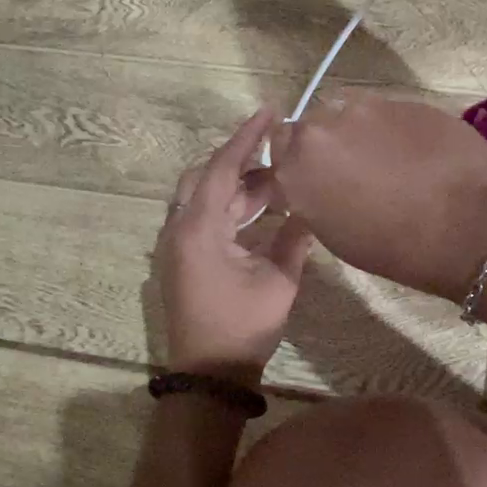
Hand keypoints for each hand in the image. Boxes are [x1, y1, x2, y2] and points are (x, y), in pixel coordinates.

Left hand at [154, 109, 312, 383]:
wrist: (208, 374)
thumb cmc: (242, 326)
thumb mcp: (278, 282)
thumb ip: (294, 240)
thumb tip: (310, 212)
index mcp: (199, 227)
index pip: (223, 168)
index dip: (247, 138)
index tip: (270, 112)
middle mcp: (179, 228)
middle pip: (206, 176)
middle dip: (241, 161)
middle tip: (278, 152)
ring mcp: (176, 244)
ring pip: (203, 198)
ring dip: (236, 187)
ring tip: (277, 183)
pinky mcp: (181, 259)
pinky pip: (202, 218)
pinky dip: (228, 208)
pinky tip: (259, 212)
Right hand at [268, 90, 486, 300]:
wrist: (468, 223)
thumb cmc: (397, 247)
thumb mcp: (335, 234)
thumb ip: (311, 196)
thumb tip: (316, 181)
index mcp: (296, 166)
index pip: (277, 146)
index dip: (295, 159)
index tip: (313, 175)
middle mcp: (321, 127)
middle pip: (311, 124)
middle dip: (325, 143)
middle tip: (352, 170)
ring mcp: (365, 107)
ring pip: (347, 111)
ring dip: (356, 130)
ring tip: (386, 160)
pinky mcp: (404, 99)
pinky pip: (385, 110)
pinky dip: (391, 128)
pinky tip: (415, 153)